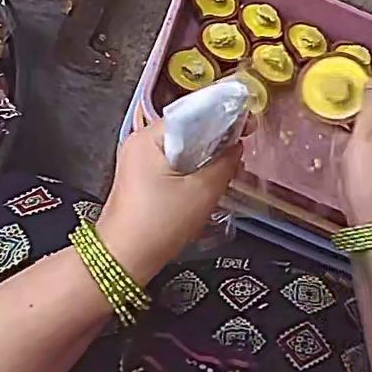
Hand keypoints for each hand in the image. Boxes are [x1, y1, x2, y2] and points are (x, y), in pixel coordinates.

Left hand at [95, 117, 241, 279]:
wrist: (123, 258)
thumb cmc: (158, 225)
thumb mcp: (201, 193)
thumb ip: (224, 163)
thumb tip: (236, 145)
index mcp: (149, 138)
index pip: (192, 113)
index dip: (223, 116)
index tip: (248, 123)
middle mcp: (140, 142)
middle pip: (186, 128)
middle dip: (216, 137)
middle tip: (243, 144)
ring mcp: (138, 159)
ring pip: (181, 145)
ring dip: (205, 153)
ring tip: (230, 163)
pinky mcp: (140, 176)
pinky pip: (172, 160)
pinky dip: (192, 165)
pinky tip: (210, 177)